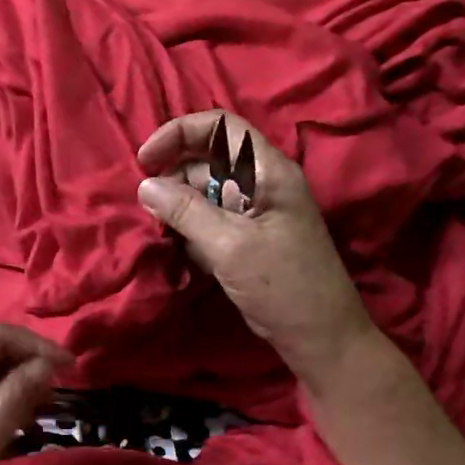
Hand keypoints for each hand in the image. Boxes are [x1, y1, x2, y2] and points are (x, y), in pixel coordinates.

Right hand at [136, 111, 375, 379]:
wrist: (319, 337)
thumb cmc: (282, 287)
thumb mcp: (229, 246)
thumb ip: (186, 211)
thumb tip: (145, 186)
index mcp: (268, 172)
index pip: (220, 127)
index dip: (179, 133)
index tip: (145, 160)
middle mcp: (262, 184)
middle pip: (208, 159)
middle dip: (174, 177)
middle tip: (152, 210)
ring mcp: (255, 212)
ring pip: (205, 192)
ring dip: (180, 208)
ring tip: (168, 235)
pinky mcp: (247, 238)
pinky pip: (211, 221)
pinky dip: (192, 231)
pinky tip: (187, 254)